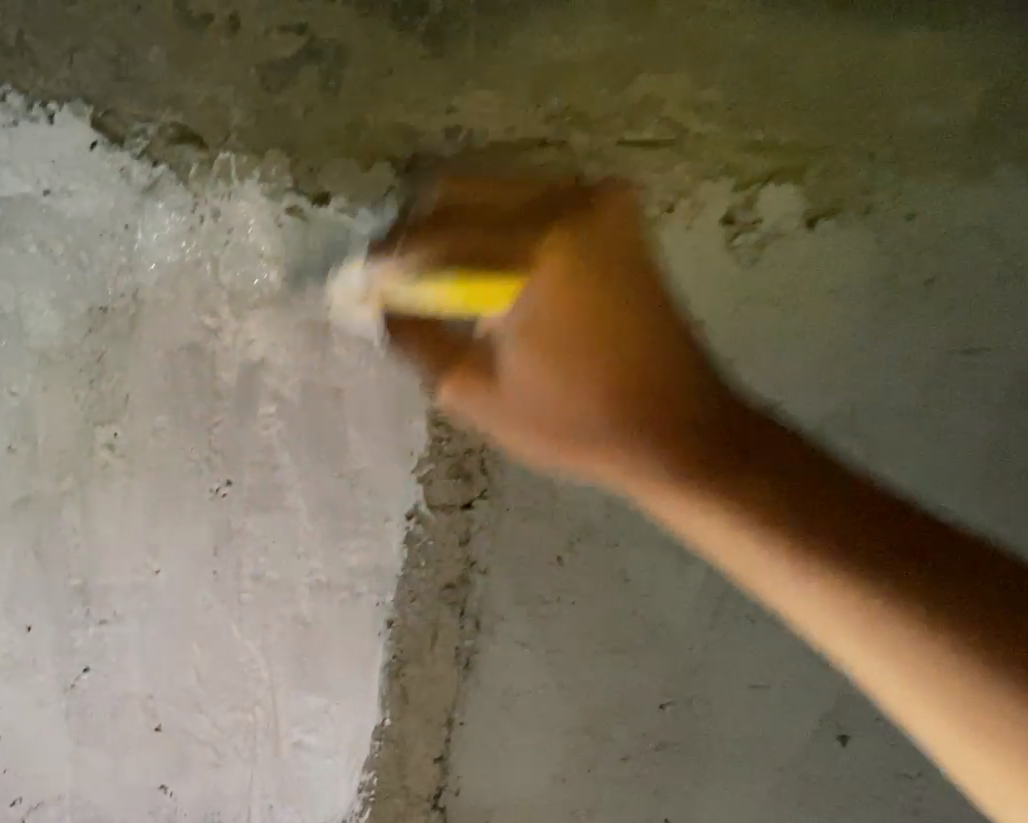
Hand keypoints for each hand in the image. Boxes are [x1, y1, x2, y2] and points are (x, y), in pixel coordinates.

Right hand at [379, 174, 756, 495]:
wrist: (675, 426)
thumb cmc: (570, 420)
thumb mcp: (471, 390)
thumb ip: (415, 337)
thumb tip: (378, 305)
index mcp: (536, 248)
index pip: (433, 235)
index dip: (384, 260)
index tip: (353, 283)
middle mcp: (571, 203)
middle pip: (461, 191)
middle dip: (413, 233)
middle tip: (385, 278)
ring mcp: (599, 202)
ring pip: (493, 192)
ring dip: (450, 228)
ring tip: (422, 279)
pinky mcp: (614, 215)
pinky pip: (527, 203)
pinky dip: (489, 229)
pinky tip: (471, 271)